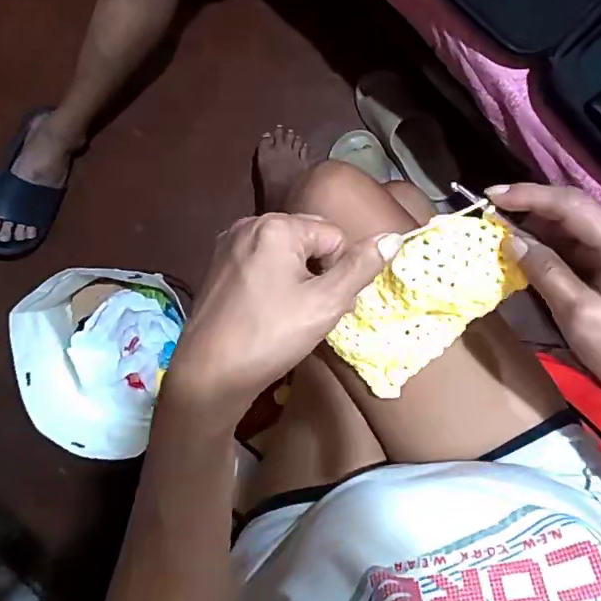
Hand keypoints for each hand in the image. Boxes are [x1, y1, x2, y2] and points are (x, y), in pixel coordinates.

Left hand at [169, 213, 394, 408]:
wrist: (207, 375)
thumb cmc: (270, 337)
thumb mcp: (326, 303)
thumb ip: (361, 267)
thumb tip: (393, 237)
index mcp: (276, 226)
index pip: (335, 237)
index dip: (340, 273)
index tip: (327, 306)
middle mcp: (248, 224)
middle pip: (309, 239)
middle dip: (321, 271)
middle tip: (314, 312)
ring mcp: (228, 244)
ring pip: (286, 253)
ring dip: (300, 278)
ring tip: (292, 315)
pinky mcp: (217, 265)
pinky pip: (262, 262)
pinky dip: (275, 282)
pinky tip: (270, 312)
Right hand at [489, 184, 600, 430]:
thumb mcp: (580, 315)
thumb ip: (547, 273)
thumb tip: (512, 241)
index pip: (573, 206)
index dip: (531, 197)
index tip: (492, 196)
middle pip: (571, 206)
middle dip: (529, 203)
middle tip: (489, 206)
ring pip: (568, 220)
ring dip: (533, 220)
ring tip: (498, 222)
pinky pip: (569, 239)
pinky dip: (542, 238)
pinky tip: (519, 242)